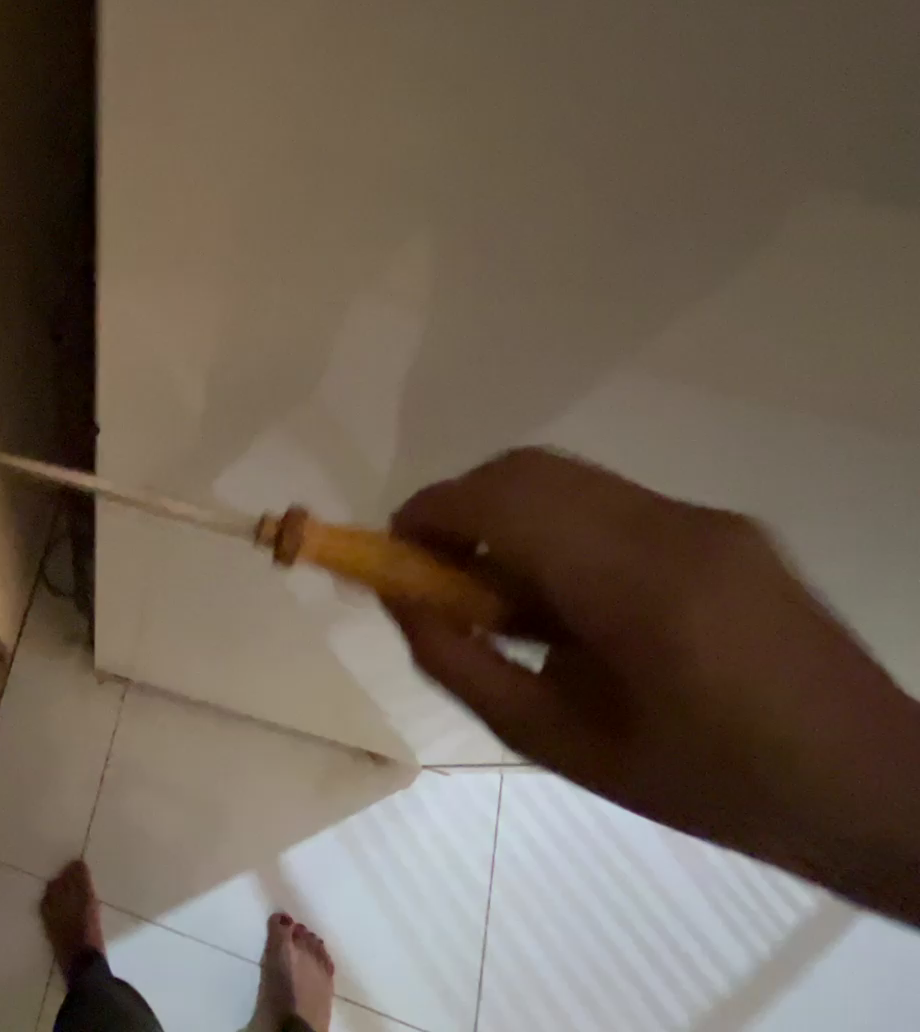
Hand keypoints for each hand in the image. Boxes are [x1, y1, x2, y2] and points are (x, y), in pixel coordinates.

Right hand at [387, 448, 919, 885]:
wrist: (879, 791)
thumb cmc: (701, 781)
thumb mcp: (550, 740)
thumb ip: (457, 662)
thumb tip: (396, 598)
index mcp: (636, 588)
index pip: (500, 502)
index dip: (426, 515)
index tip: (391, 556)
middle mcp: (672, 529)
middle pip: (523, 471)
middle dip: (455, 508)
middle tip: (433, 571)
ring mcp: (704, 520)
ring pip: (559, 478)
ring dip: (499, 516)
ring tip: (494, 590)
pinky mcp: (721, 526)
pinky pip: (600, 501)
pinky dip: (546, 527)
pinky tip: (558, 596)